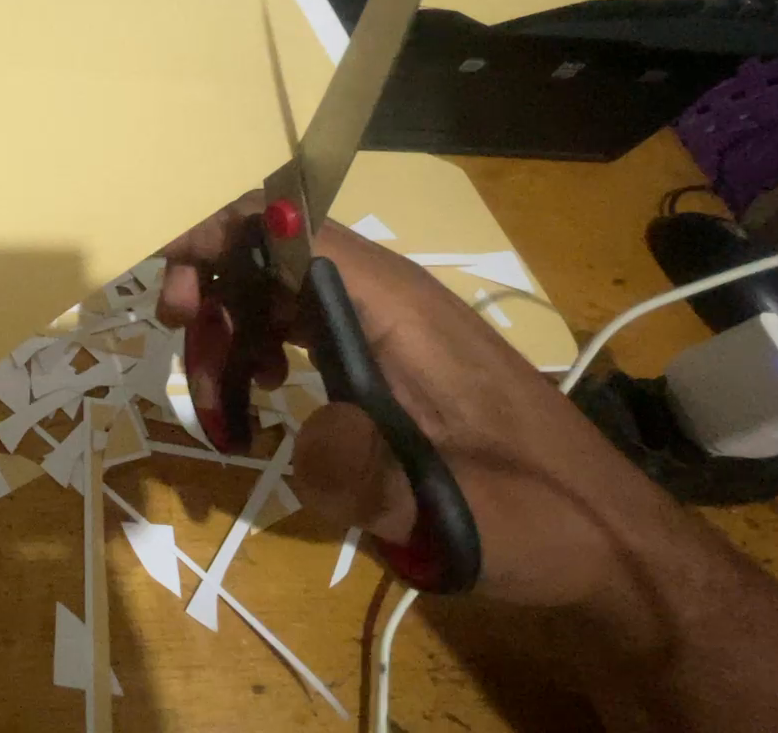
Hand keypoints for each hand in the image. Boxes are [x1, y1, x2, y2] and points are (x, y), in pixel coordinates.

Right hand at [160, 199, 691, 607]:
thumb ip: (370, 476)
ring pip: (274, 291)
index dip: (221, 234)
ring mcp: (378, 322)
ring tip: (220, 397)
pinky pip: (295, 322)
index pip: (293, 231)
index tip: (169, 278)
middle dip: (209, 290)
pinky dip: (258, 347)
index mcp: (397, 306)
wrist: (607, 546)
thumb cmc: (538, 518)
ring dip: (228, 329)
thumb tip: (296, 431)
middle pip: (268, 255)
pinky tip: (258, 394)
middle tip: (180, 342)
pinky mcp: (377, 351)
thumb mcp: (451, 510)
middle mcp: (382, 298)